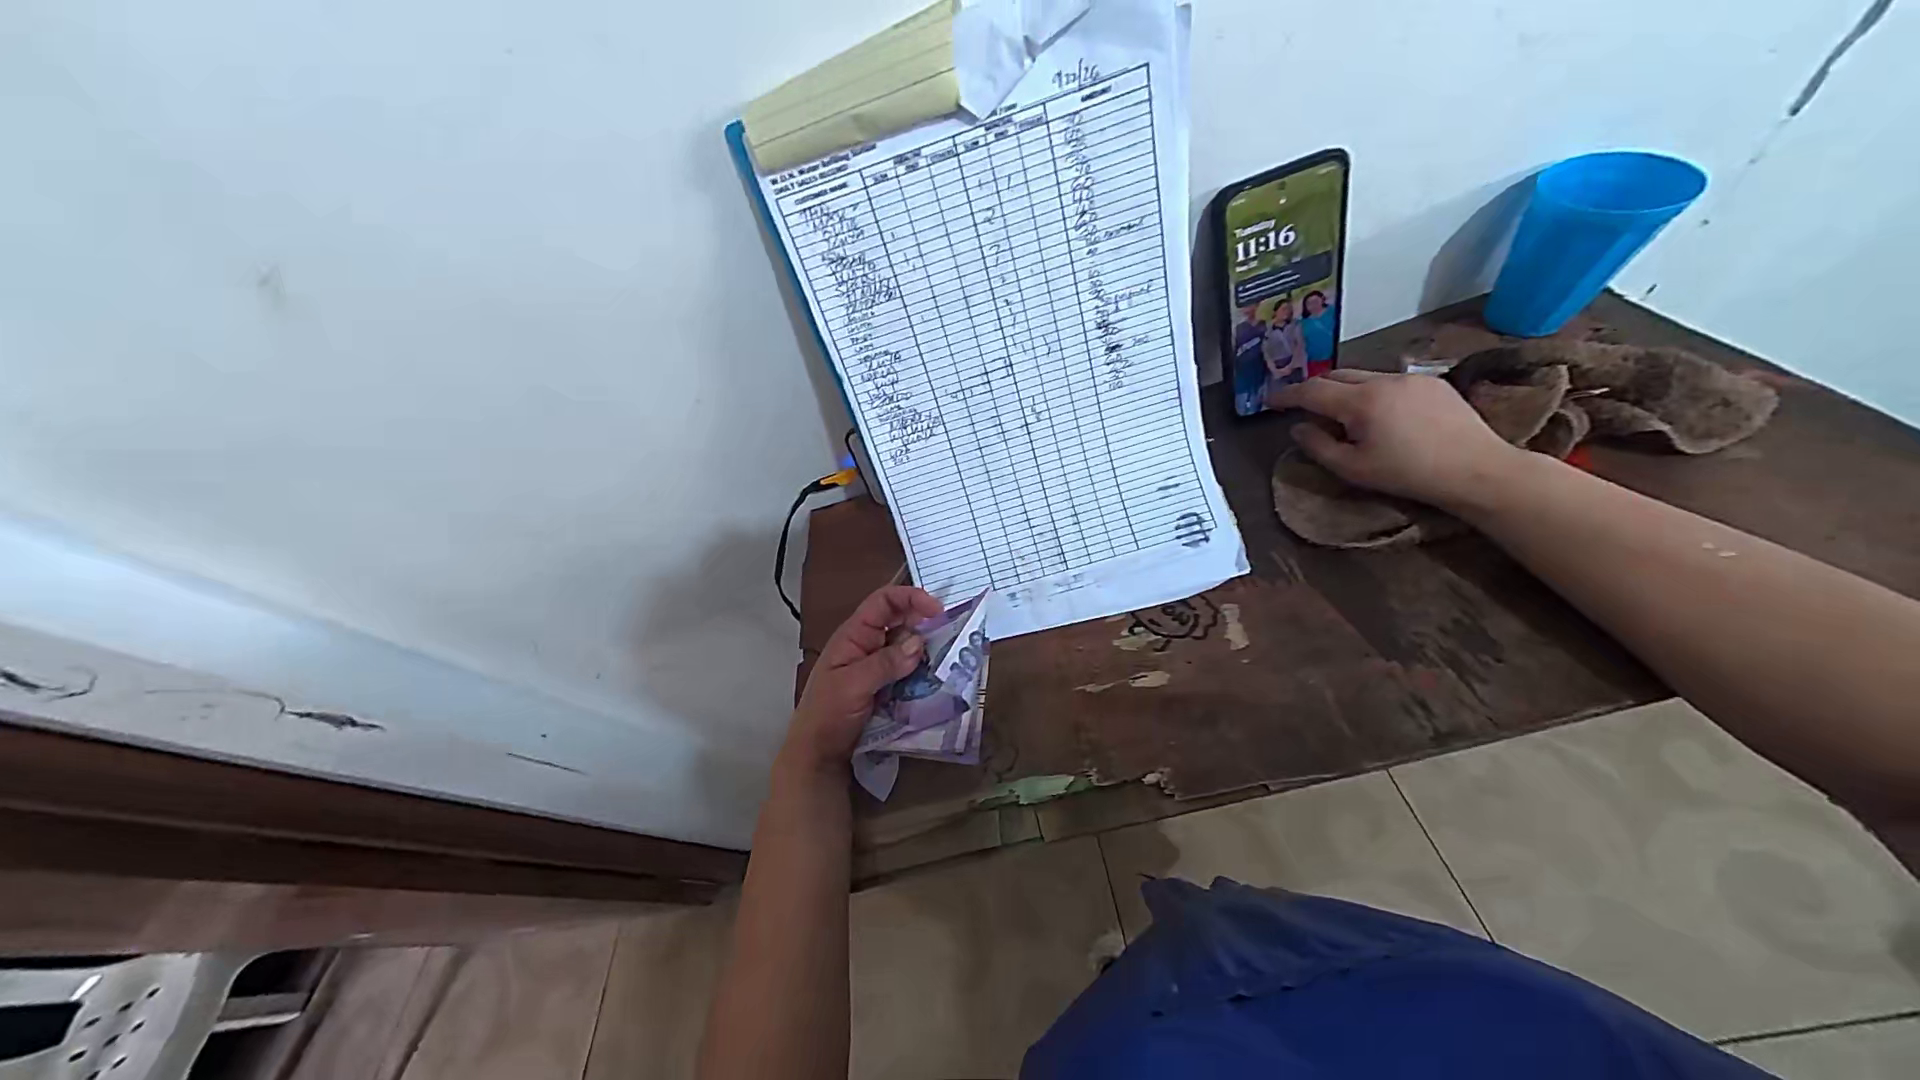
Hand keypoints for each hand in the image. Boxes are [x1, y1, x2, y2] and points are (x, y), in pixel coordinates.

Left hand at [783, 584, 942, 772]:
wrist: (817, 756)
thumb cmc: (827, 715)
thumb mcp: (853, 685)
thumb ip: (885, 663)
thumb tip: (919, 642)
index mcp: (854, 635)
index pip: (883, 601)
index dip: (910, 597)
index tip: (936, 610)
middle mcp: (868, 645)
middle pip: (900, 621)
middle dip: (924, 623)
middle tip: (947, 637)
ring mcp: (878, 666)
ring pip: (908, 646)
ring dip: (927, 650)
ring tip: (947, 658)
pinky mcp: (887, 686)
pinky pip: (909, 670)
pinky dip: (924, 671)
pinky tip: (937, 678)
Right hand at [1269, 370, 1523, 510]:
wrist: (1475, 469)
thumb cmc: (1407, 474)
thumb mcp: (1352, 469)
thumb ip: (1318, 446)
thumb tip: (1298, 428)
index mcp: (1360, 402)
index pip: (1311, 391)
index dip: (1286, 395)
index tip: (1270, 400)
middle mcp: (1383, 380)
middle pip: (1335, 376)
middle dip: (1313, 389)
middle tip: (1300, 405)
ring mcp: (1410, 379)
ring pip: (1363, 377)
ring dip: (1344, 391)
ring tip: (1340, 414)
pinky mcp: (1432, 383)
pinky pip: (1389, 382)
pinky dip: (1372, 393)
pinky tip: (1379, 415)